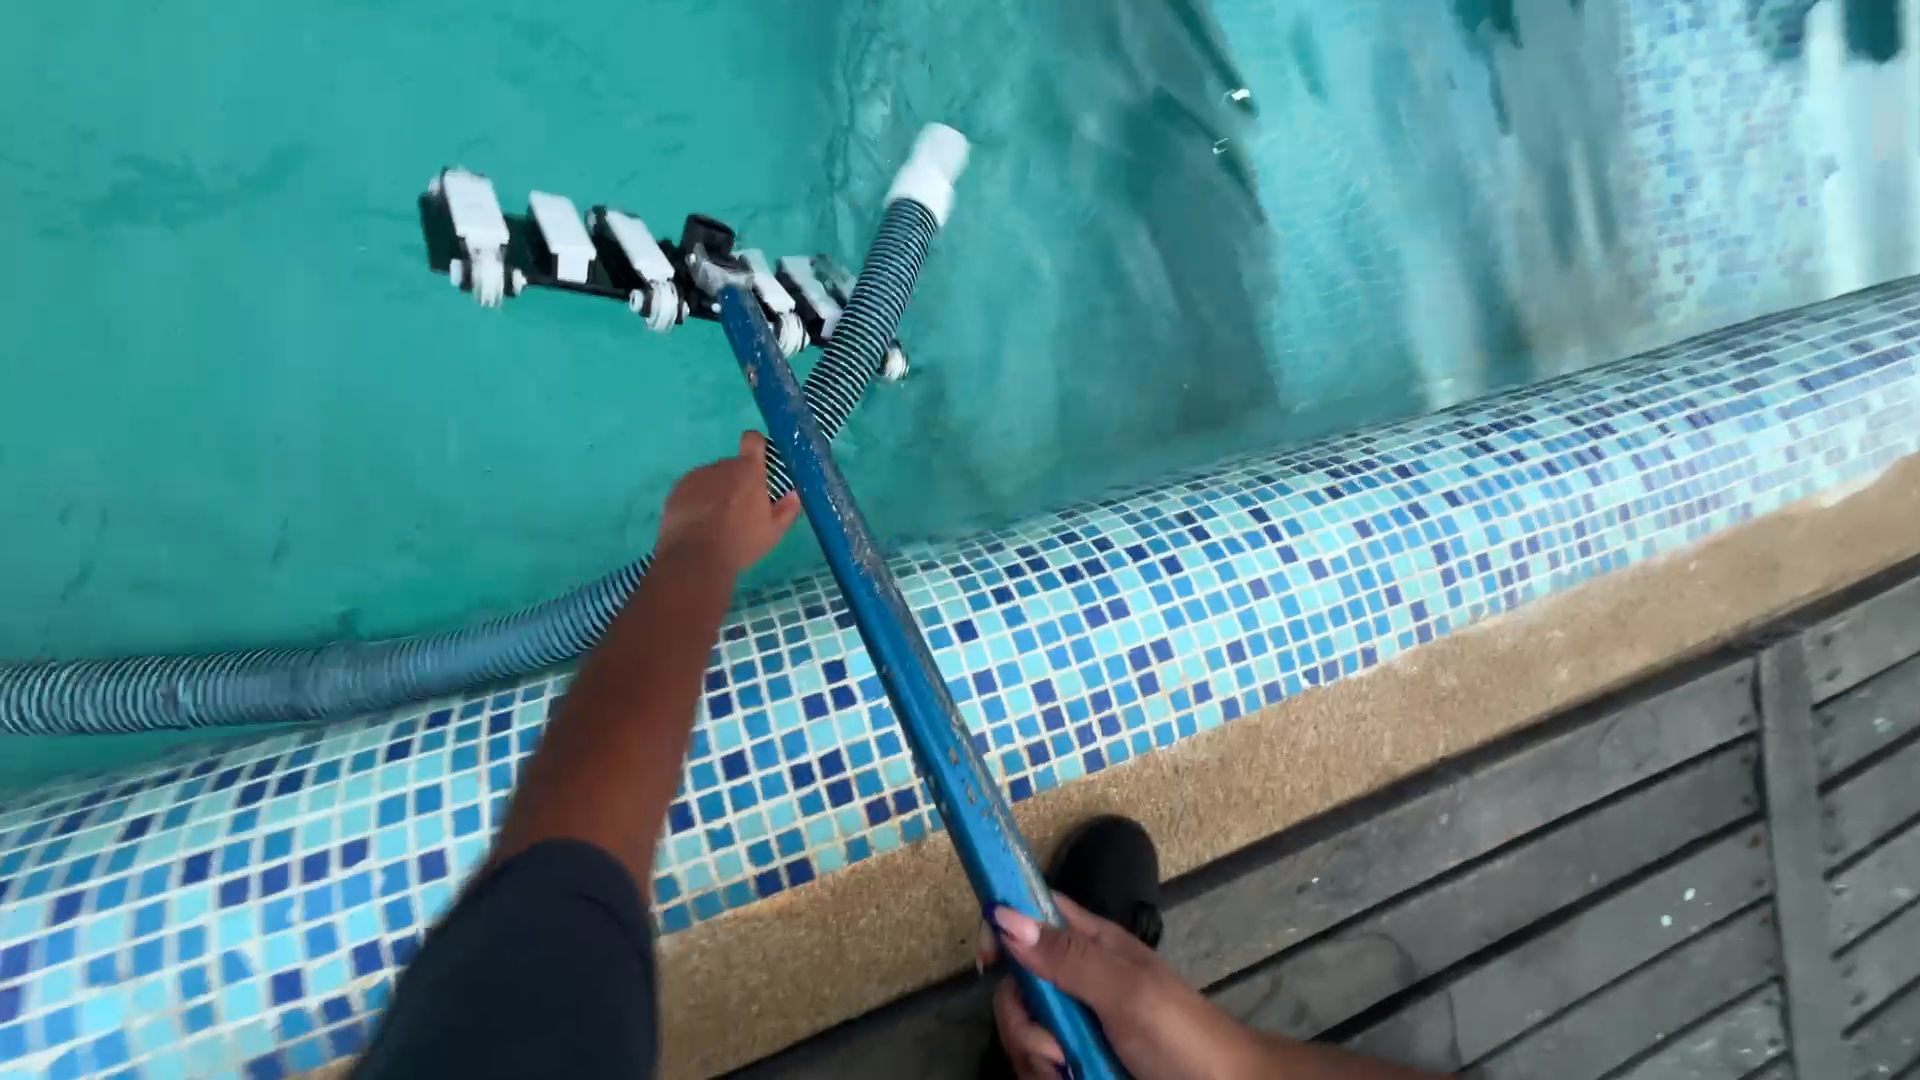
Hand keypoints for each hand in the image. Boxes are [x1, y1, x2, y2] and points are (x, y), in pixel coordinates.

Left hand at [656, 431, 801, 577]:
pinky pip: (692, 489)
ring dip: (716, 490)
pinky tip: (699, 523)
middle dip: (737, 481)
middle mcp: (722, 467)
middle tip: (740, 509)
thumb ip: (787, 509)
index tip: (758, 460)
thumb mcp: (773, 532)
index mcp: (748, 472)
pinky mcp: (676, 490)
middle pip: (732, 466)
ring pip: (711, 477)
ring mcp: (696, 477)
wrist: (695, 557)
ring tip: (716, 520)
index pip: (752, 441)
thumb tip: (794, 494)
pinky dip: (697, 499)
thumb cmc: (741, 542)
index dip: (756, 446)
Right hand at [983, 896, 1265, 1079]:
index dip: (1003, 924)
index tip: (988, 958)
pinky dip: (1043, 1076)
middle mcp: (1073, 980)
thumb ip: (1066, 956)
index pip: (1031, 913)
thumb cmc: (1182, 1033)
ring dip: (1033, 1056)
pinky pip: (1035, 1067)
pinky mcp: (1073, 1064)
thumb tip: (1004, 914)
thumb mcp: (1125, 989)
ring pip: (1021, 1030)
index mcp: (1088, 944)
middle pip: (1015, 983)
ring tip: (1068, 1072)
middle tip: (1051, 1046)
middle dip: (1021, 1018)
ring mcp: (1073, 1026)